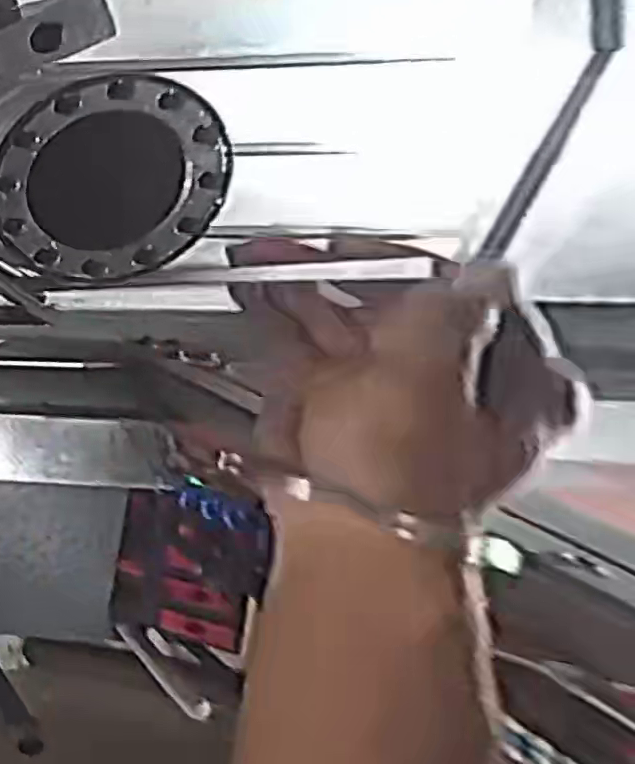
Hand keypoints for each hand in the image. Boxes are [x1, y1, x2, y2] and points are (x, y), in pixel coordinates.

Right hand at [230, 239, 579, 520]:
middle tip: (291, 250)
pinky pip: (301, 339)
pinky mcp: (323, 392)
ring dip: (298, 286)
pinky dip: (277, 313)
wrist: (335, 515)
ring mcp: (378, 384)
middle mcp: (444, 376)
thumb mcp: (425, 381)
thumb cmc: (398, 470)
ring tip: (261, 259)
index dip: (402, 265)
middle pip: (389, 302)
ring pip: (338, 317)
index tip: (352, 248)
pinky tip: (258, 292)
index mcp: (506, 377)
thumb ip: (444, 318)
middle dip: (334, 272)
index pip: (457, 294)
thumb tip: (476, 270)